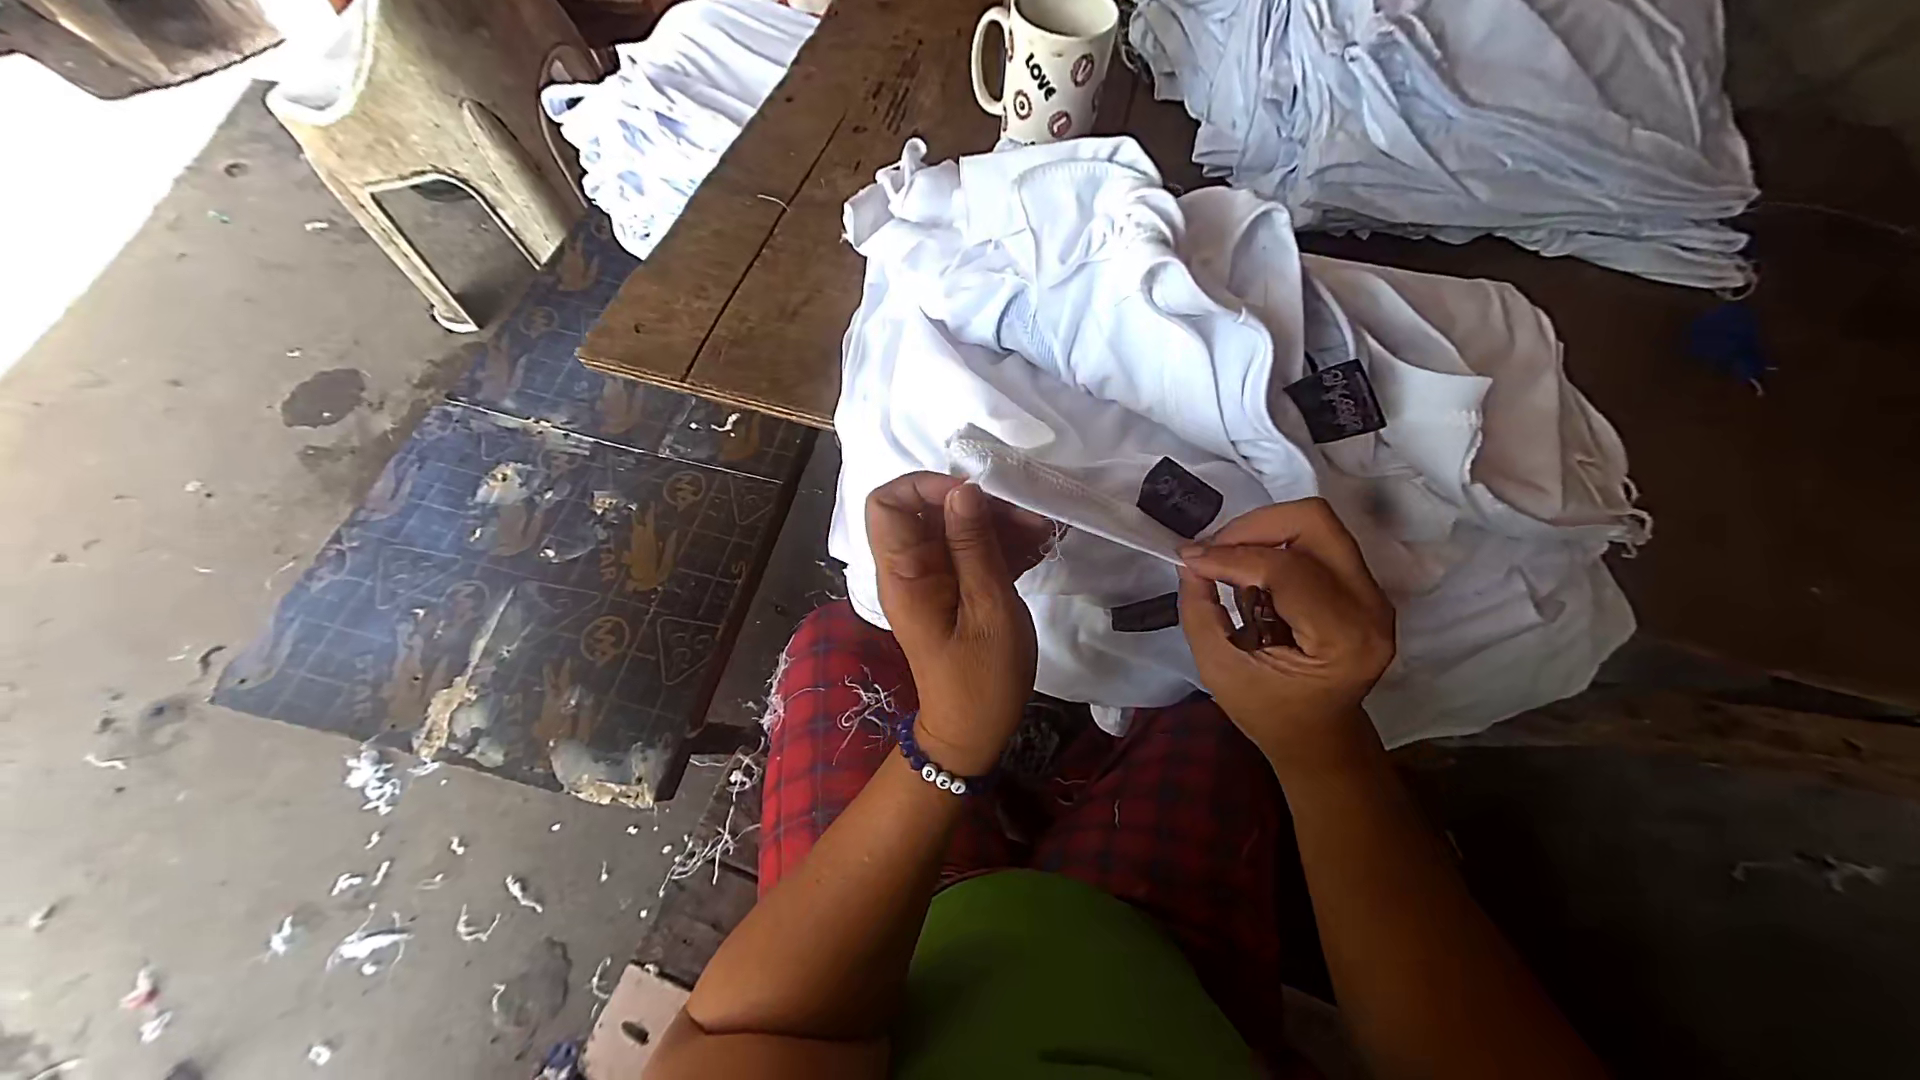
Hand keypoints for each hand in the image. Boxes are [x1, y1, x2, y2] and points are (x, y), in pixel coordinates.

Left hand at [866, 472, 1048, 774]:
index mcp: (903, 573)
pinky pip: (971, 551)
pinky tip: (1037, 547)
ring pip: (956, 527)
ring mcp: (933, 578)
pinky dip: (1001, 544)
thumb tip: (963, 489)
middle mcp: (910, 568)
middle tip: (1025, 515)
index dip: (926, 487)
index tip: (975, 497)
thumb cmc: (981, 679)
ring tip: (1042, 532)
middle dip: (976, 504)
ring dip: (998, 523)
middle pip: (928, 510)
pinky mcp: (955, 588)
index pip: (888, 503)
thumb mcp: (987, 608)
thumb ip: (974, 546)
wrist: (975, 732)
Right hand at [1176, 497, 1395, 777]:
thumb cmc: (1269, 712)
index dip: (1230, 557)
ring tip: (1227, 561)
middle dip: (1254, 526)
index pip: (1286, 569)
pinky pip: (1314, 540)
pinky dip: (1273, 543)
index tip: (1188, 559)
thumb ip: (1200, 611)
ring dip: (1262, 532)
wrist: (1318, 735)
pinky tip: (1249, 572)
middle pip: (1315, 523)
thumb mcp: (1219, 669)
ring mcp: (1371, 593)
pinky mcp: (1360, 585)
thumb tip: (1191, 562)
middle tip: (1214, 550)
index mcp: (1343, 638)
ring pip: (1315, 524)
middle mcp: (1370, 607)